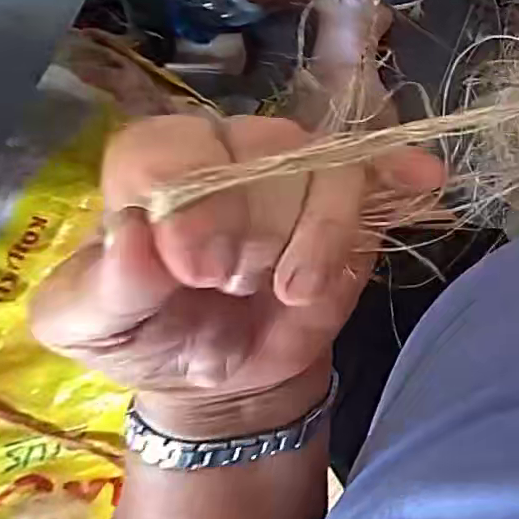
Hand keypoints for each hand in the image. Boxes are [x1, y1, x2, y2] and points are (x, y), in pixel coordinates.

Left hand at [31, 114, 444, 437]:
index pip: (171, 146)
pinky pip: (381, 170)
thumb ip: (104, 286)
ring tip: (299, 291)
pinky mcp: (355, 199)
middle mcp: (233, 156)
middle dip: (261, 228)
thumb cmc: (157, 338)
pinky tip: (424, 179)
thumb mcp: (94, 330)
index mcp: (158, 171)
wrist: (233, 372)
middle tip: (242, 287)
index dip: (190, 199)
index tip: (198, 270)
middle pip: (263, 151)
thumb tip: (135, 235)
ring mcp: (300, 173)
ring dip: (322, 233)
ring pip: (328, 166)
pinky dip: (402, 171)